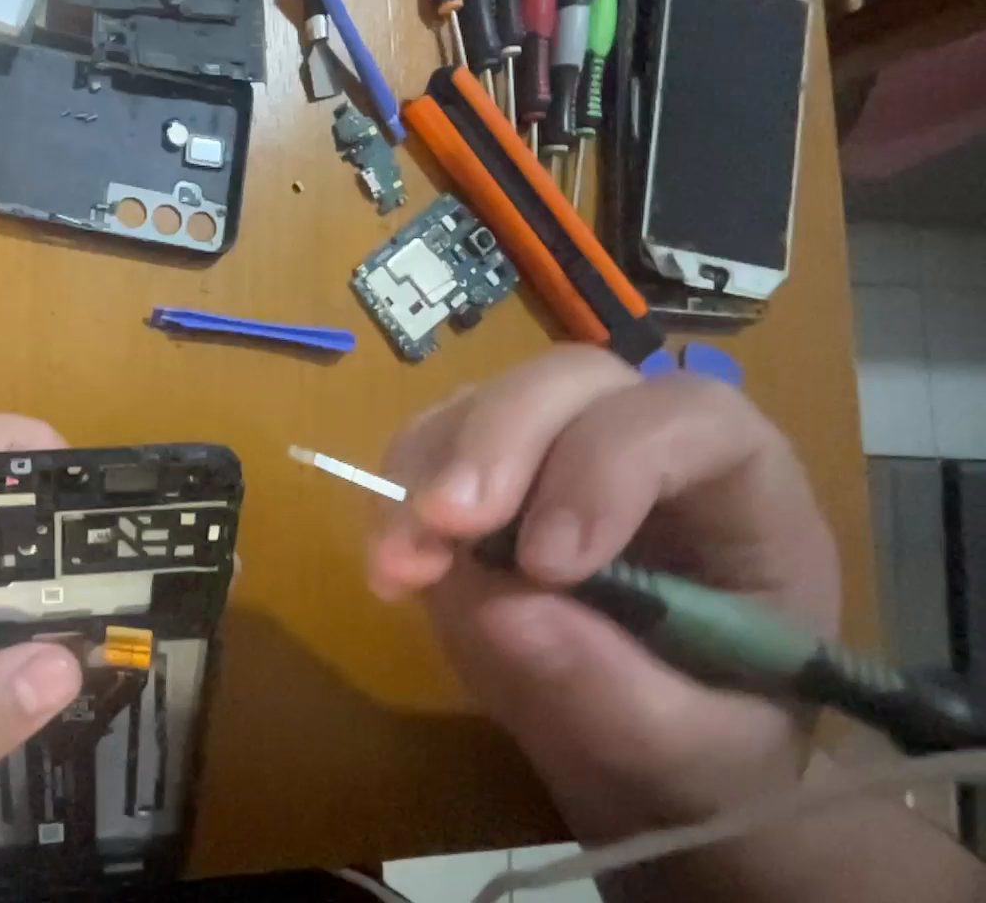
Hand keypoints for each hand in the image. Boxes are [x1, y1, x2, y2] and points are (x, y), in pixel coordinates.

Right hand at [367, 347, 840, 840]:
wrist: (639, 740)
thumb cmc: (699, 737)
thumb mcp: (687, 746)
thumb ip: (613, 688)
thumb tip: (501, 608)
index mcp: (736, 491)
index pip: (682, 419)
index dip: (606, 469)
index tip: (546, 568)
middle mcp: (635, 439)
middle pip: (562, 382)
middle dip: (492, 446)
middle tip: (440, 526)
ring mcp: (542, 447)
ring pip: (476, 403)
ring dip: (422, 474)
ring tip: (398, 566)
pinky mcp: (472, 470)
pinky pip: (419, 445)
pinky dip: (391, 496)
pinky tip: (392, 562)